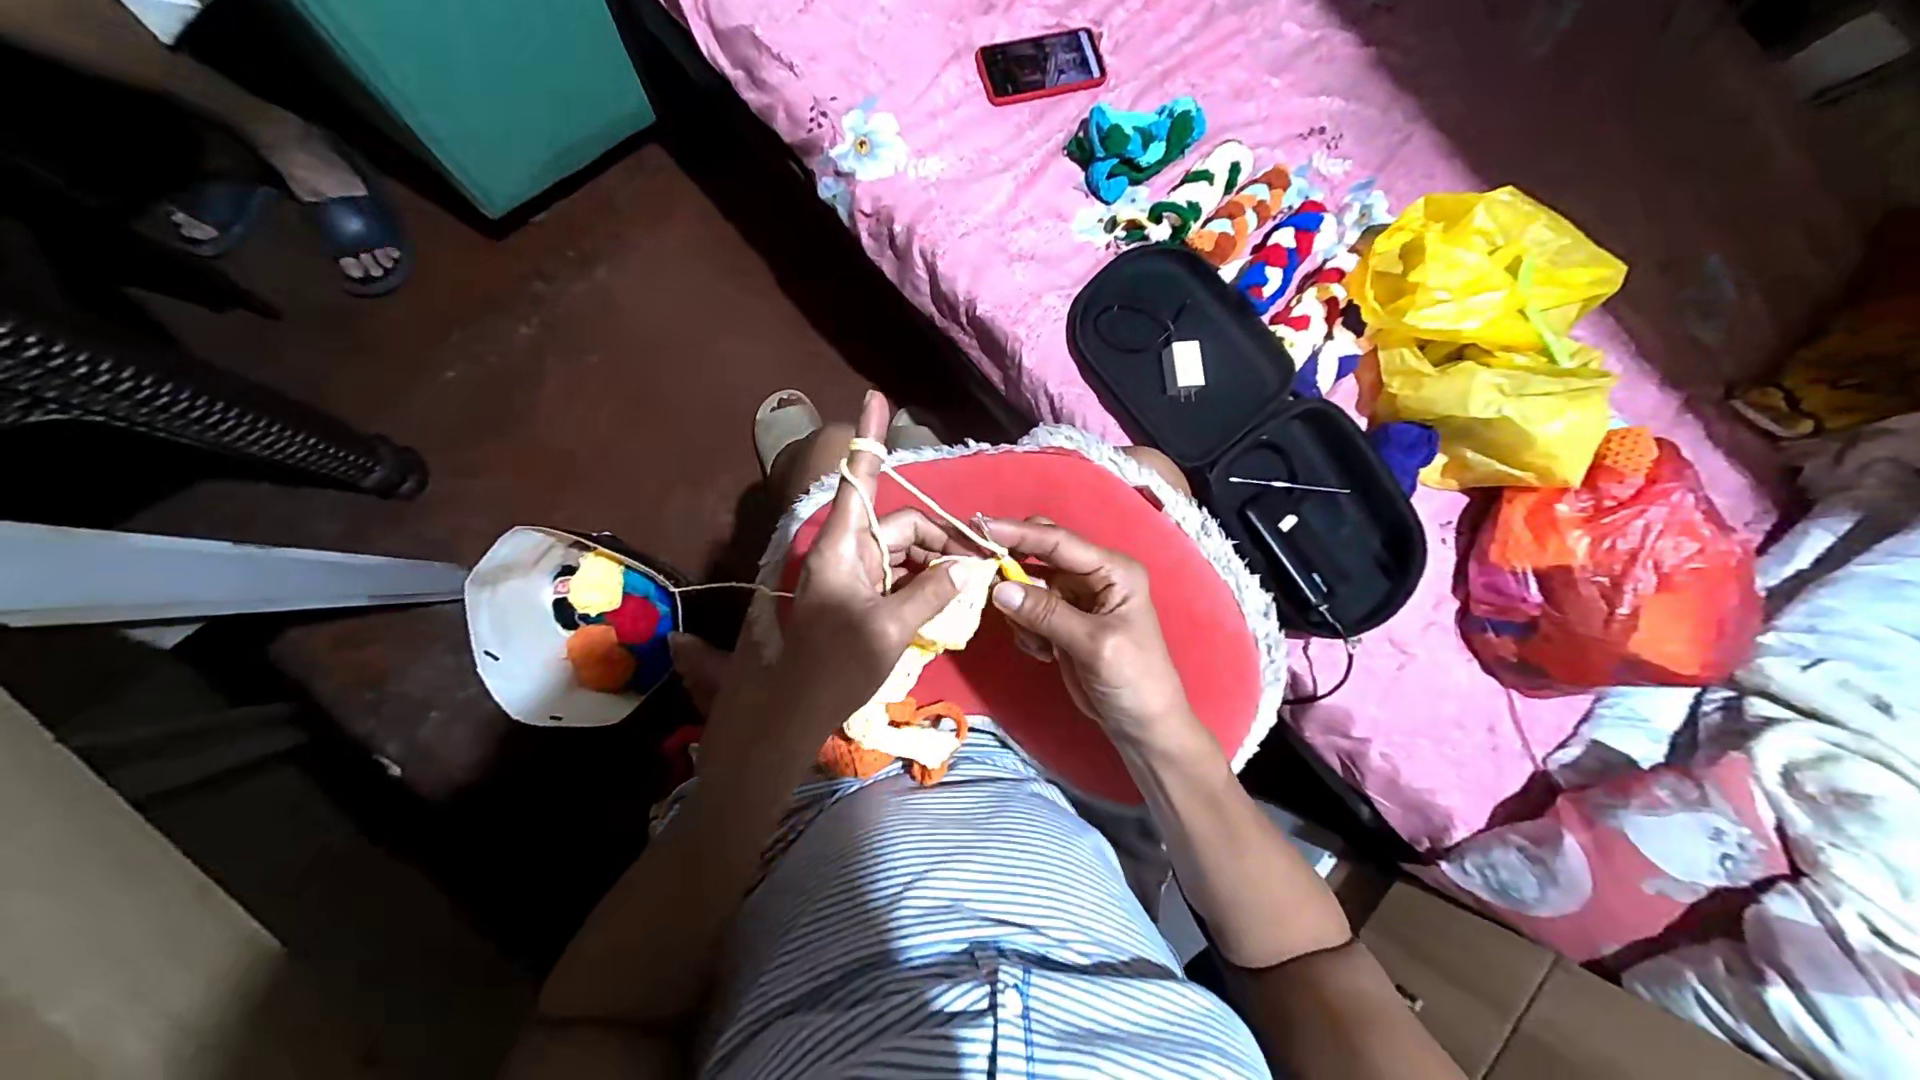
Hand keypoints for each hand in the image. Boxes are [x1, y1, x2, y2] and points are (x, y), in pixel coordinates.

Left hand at [703, 394, 964, 750]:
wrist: (789, 715)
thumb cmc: (833, 668)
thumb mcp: (890, 630)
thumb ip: (930, 593)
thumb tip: (964, 567)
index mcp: (843, 549)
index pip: (861, 481)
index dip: (869, 439)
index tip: (875, 399)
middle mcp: (844, 553)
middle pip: (898, 526)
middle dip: (939, 536)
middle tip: (978, 562)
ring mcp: (848, 577)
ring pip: (899, 553)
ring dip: (932, 563)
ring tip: (967, 583)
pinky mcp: (852, 599)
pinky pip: (893, 577)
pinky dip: (919, 582)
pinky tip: (944, 598)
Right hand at [984, 518, 1195, 747]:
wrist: (1142, 725)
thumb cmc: (1133, 679)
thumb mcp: (1093, 644)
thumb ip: (1046, 613)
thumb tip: (999, 589)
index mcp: (1112, 570)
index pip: (1058, 542)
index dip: (1019, 533)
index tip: (980, 526)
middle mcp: (1093, 576)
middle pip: (1040, 554)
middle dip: (1012, 566)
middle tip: (982, 576)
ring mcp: (1075, 599)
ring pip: (1027, 585)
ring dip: (1020, 611)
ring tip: (1039, 643)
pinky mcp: (1060, 621)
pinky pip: (1026, 611)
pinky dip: (1025, 629)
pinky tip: (1044, 653)